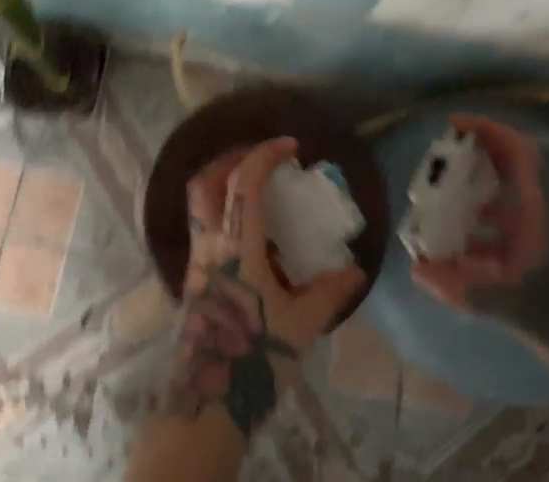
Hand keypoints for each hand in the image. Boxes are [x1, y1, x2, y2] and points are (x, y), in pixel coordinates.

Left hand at [166, 137, 366, 435]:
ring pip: (199, 205)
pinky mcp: (191, 280)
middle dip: (231, 160)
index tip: (291, 146)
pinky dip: (223, 215)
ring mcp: (195, 262)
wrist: (206, 402)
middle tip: (261, 158)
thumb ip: (328, 292)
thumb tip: (356, 271)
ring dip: (223, 185)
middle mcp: (210, 245)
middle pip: (205, 183)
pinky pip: (203, 230)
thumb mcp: (301, 325)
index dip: (265, 155)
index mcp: (237, 247)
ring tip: (257, 191)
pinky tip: (252, 238)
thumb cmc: (255, 357)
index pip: (245, 183)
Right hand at [410, 114, 548, 309]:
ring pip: (506, 201)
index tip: (453, 123)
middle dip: (473, 160)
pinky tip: (453, 253)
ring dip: (473, 197)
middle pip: (510, 170)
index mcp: (543, 210)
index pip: (520, 152)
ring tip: (436, 205)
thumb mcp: (514, 305)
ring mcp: (545, 236)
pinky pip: (505, 231)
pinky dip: (478, 232)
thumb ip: (463, 288)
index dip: (489, 130)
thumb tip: (416, 269)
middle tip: (436, 163)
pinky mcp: (544, 259)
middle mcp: (545, 214)